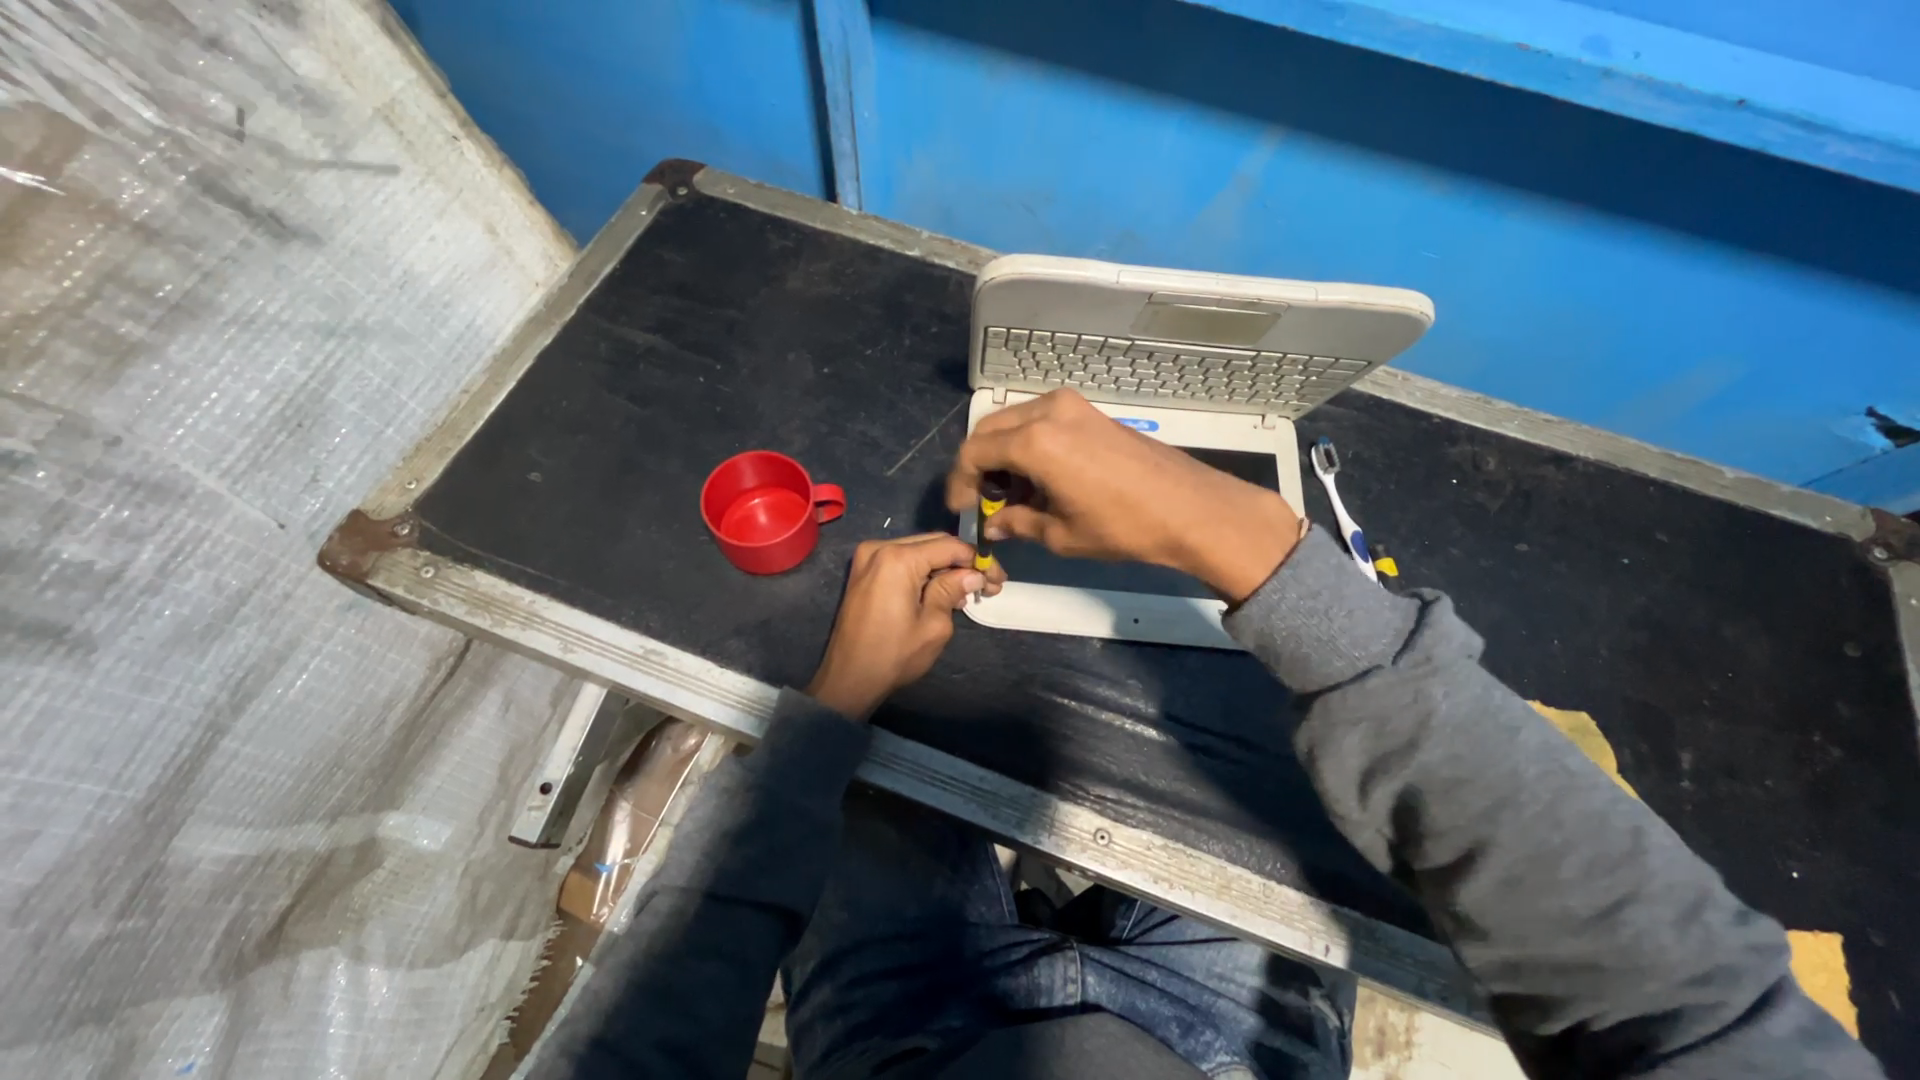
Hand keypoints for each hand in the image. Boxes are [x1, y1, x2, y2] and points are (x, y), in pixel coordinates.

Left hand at [806, 533, 1006, 719]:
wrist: (848, 679)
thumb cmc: (893, 655)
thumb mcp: (933, 626)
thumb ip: (952, 591)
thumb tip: (972, 574)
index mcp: (897, 558)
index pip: (949, 546)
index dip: (978, 560)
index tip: (999, 579)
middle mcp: (879, 548)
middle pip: (933, 544)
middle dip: (962, 563)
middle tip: (988, 585)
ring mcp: (868, 559)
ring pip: (918, 552)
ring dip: (944, 568)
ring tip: (969, 593)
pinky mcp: (864, 572)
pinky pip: (901, 562)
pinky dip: (924, 573)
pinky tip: (943, 592)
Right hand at [946, 389, 1301, 602]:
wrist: (1189, 508)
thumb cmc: (1122, 527)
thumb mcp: (1061, 534)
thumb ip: (1018, 523)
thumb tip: (995, 524)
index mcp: (1034, 441)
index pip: (974, 452)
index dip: (960, 482)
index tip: (962, 509)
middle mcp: (1047, 411)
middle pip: (991, 430)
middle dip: (979, 465)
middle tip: (983, 501)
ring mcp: (1072, 406)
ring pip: (1015, 423)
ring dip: (1004, 454)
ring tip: (1013, 495)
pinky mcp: (1090, 411)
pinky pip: (1041, 420)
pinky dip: (1028, 445)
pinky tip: (1040, 479)